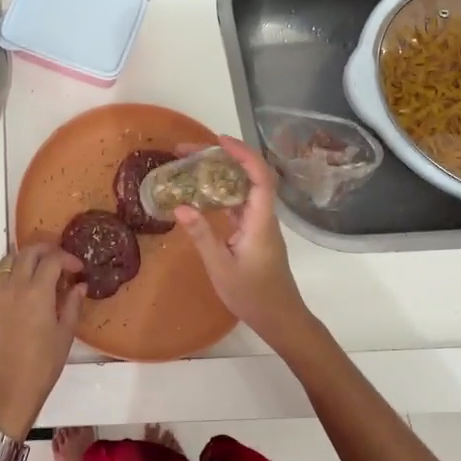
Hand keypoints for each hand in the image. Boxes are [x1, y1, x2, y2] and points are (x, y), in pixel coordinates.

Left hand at [0, 243, 85, 439]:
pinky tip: (15, 284)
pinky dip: (3, 273)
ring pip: (8, 260)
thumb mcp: (65, 334)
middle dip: (47, 251)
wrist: (12, 388)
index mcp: (37, 291)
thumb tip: (79, 285)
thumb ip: (72, 305)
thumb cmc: (44, 364)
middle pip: (28, 252)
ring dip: (25, 259)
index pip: (52, 259)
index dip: (68, 259)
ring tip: (39, 271)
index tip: (78, 269)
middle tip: (60, 262)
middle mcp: (15, 285)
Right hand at [174, 136, 313, 344]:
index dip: (243, 154)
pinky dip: (218, 191)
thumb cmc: (254, 296)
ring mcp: (258, 223)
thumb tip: (180, 206)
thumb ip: (202, 236)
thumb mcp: (221, 268)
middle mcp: (262, 216)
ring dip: (218, 172)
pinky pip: (237, 202)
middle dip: (221, 157)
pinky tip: (198, 192)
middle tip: (187, 151)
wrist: (280, 319)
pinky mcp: (252, 232)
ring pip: (242, 187)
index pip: (259, 177)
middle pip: (248, 175)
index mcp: (260, 221)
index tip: (219, 140)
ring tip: (188, 165)